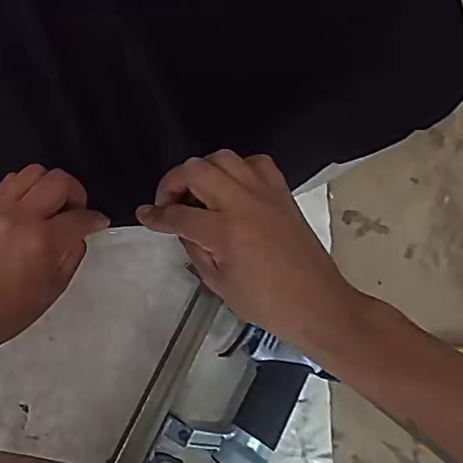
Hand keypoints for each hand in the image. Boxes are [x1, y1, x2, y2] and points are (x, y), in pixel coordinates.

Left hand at [0, 164, 110, 342]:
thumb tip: (79, 233)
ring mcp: (1, 209)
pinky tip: (31, 203)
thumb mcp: (55, 286)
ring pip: (35, 171)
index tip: (98, 222)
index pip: (79, 217)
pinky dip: (27, 185)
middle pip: (59, 181)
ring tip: (52, 204)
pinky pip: (12, 179)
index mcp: (42, 241)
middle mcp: (22, 217)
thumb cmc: (13, 306)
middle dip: (77, 192)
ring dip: (51, 184)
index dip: (95, 219)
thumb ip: (73, 253)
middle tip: (76, 210)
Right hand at [136, 151, 371, 352]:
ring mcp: (266, 193)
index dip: (155, 216)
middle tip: (170, 202)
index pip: (178, 215)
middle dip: (173, 182)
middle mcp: (244, 204)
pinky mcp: (282, 192)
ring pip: (223, 157)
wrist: (318, 304)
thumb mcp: (218, 284)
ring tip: (199, 193)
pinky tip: (232, 189)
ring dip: (203, 171)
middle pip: (196, 170)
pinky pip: (254, 162)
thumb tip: (182, 228)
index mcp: (226, 233)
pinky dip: (237, 169)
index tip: (144, 215)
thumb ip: (195, 250)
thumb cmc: (267, 304)